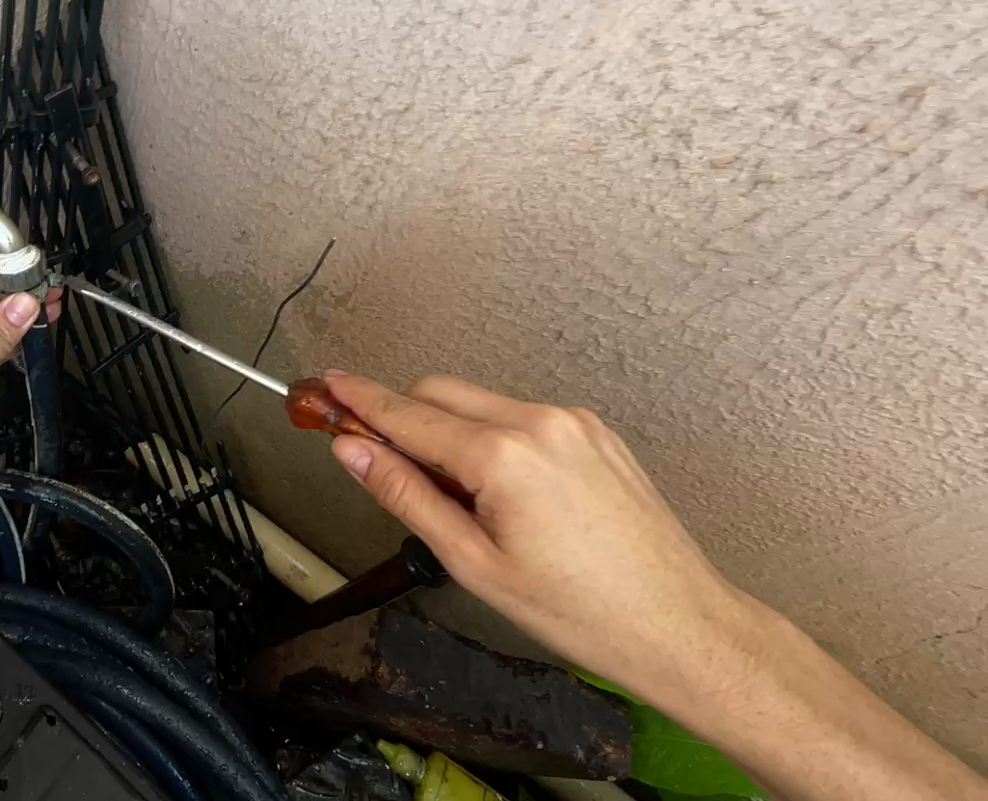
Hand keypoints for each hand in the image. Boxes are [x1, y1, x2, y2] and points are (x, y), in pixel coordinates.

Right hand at [322, 371, 761, 708]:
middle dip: (399, 414)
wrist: (687, 630)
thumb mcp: (470, 561)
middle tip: (376, 453)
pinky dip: (485, 434)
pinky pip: (513, 413)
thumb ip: (403, 493)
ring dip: (443, 428)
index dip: (358, 399)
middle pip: (436, 391)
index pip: (406, 414)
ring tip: (452, 492)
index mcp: (503, 456)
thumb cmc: (580, 611)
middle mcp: (538, 422)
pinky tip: (495, 486)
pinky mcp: (591, 430)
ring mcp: (570, 422)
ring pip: (474, 401)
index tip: (325, 383)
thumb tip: (351, 449)